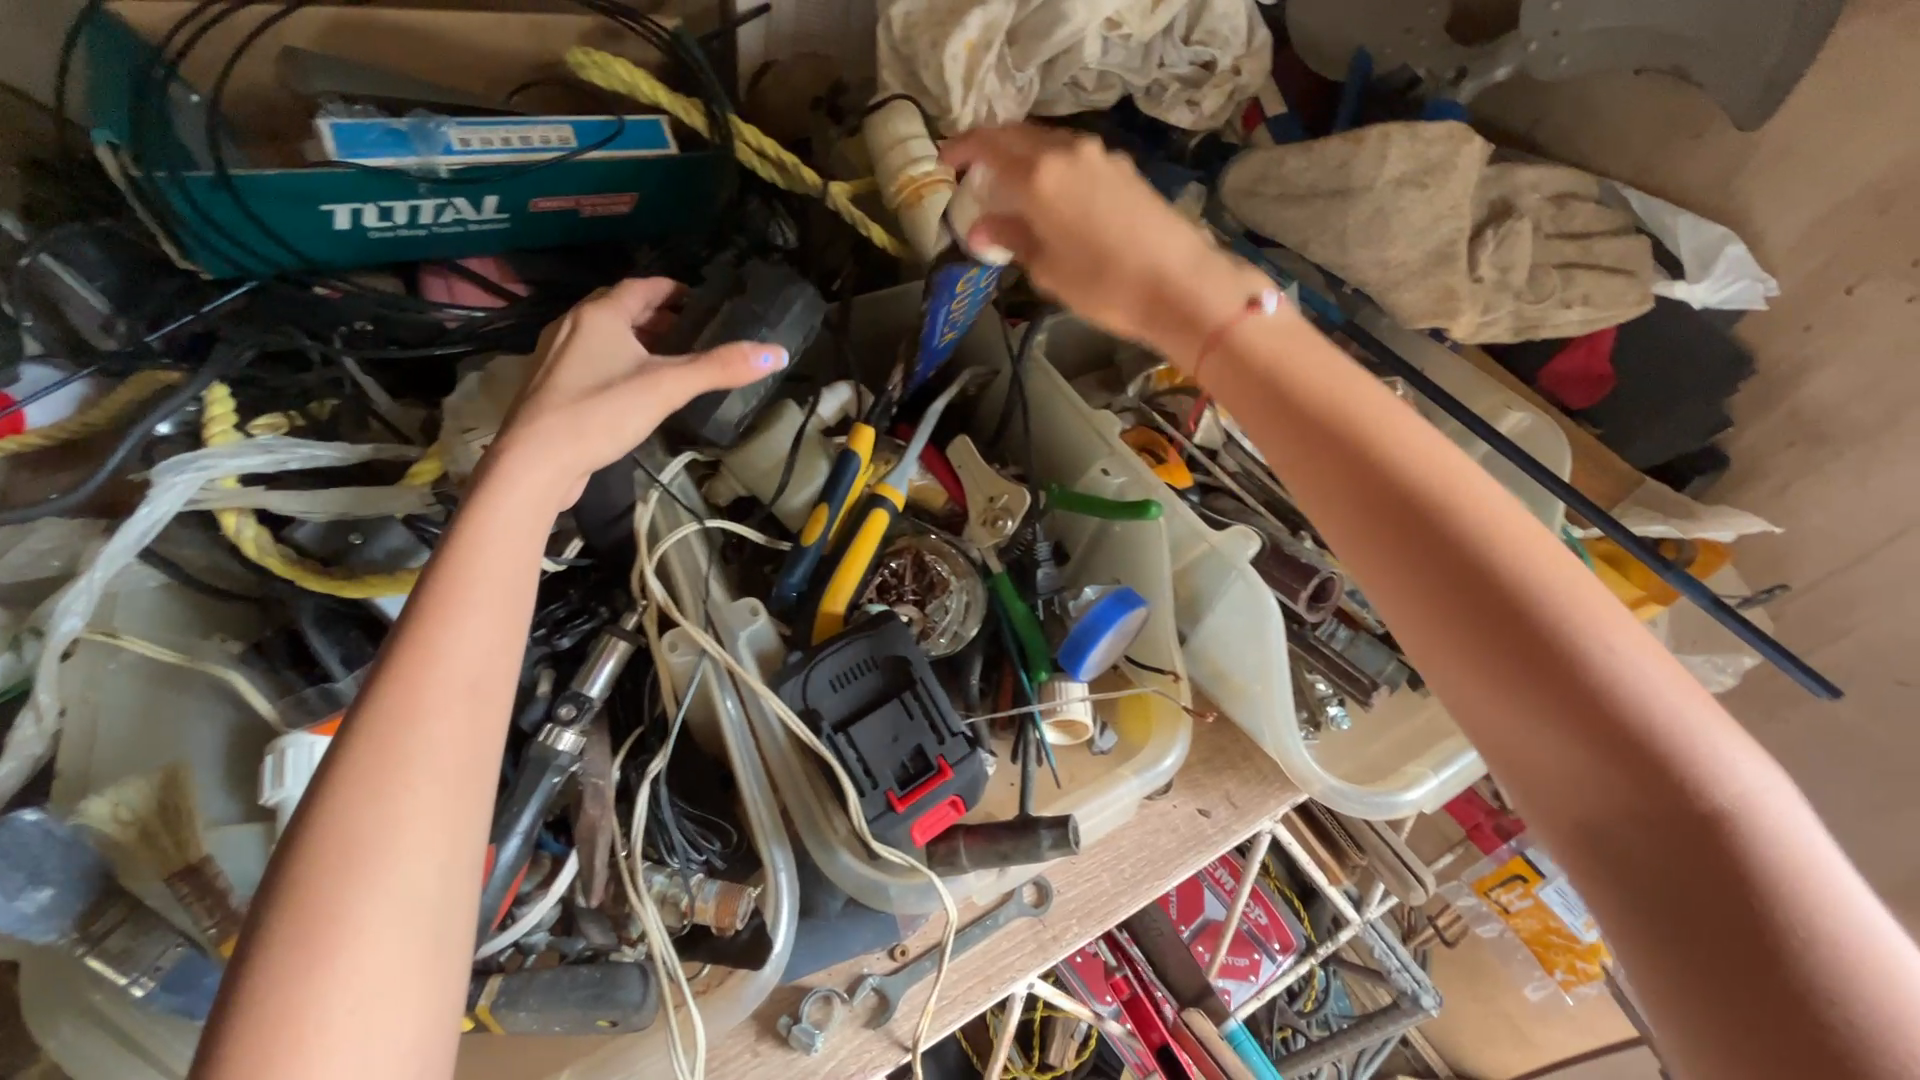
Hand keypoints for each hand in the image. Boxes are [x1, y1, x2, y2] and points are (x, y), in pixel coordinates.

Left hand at [489, 278, 786, 505]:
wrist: (536, 461)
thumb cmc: (601, 411)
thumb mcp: (668, 387)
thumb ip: (721, 368)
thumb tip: (778, 353)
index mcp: (600, 314)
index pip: (642, 287)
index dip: (674, 290)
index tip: (701, 301)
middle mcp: (573, 325)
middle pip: (621, 309)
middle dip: (657, 316)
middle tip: (692, 331)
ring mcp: (557, 357)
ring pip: (604, 337)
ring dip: (636, 340)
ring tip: (669, 358)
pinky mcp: (552, 388)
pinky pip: (591, 362)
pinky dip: (617, 363)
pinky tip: (634, 389)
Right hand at [942, 125, 1272, 366]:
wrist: (1181, 286)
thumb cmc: (1106, 286)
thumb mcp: (1047, 271)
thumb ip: (1011, 240)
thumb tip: (980, 229)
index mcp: (1039, 175)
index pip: (987, 145)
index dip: (960, 150)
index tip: (944, 163)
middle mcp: (1067, 153)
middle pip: (1016, 135)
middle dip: (989, 148)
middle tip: (972, 172)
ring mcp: (1100, 157)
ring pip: (1047, 142)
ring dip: (1021, 155)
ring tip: (1008, 183)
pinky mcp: (1123, 169)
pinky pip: (1073, 155)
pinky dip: (1050, 165)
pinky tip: (1049, 193)